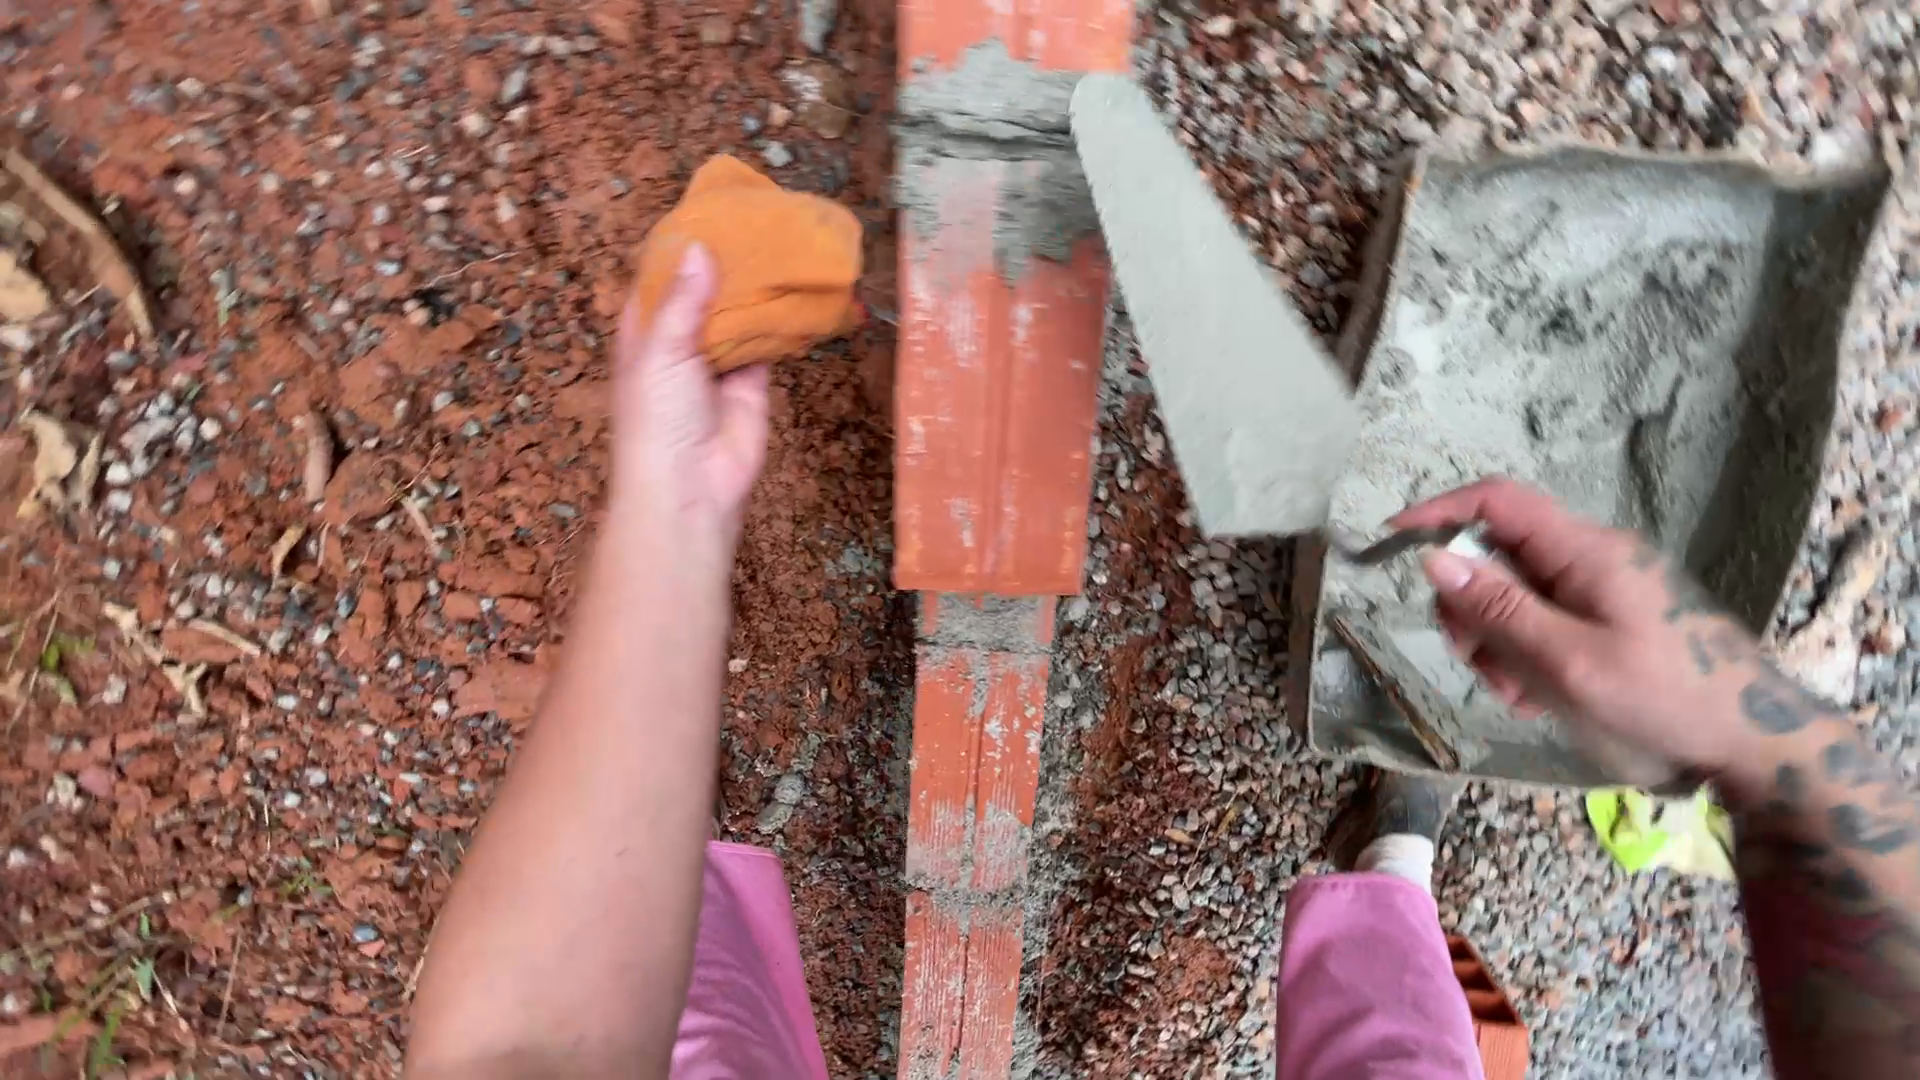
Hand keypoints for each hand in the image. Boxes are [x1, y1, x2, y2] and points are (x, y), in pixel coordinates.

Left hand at [608, 244, 768, 570]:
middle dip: (726, 263)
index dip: (682, 246)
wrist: (692, 485)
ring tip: (781, 245)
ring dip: (756, 289)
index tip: (709, 210)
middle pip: (706, 292)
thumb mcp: (660, 350)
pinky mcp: (753, 382)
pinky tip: (796, 289)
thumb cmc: (657, 418)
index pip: (662, 277)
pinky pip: (766, 344)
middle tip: (757, 221)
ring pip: (739, 315)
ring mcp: (719, 362)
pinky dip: (780, 322)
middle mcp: (682, 342)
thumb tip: (702, 247)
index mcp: (645, 330)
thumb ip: (683, 301)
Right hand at [1391, 477, 1788, 781]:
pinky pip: (1529, 619)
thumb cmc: (1665, 698)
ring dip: (1489, 641)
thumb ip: (1498, 607)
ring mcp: (1591, 587)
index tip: (1391, 538)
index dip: (1439, 510)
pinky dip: (1515, 654)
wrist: (1754, 749)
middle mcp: (1584, 557)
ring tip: (1514, 689)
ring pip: (1502, 594)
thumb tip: (1432, 559)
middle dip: (1465, 605)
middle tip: (1470, 656)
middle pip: (1490, 555)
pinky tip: (1532, 692)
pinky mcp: (1595, 615)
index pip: (1497, 501)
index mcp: (1584, 551)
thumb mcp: (1568, 659)